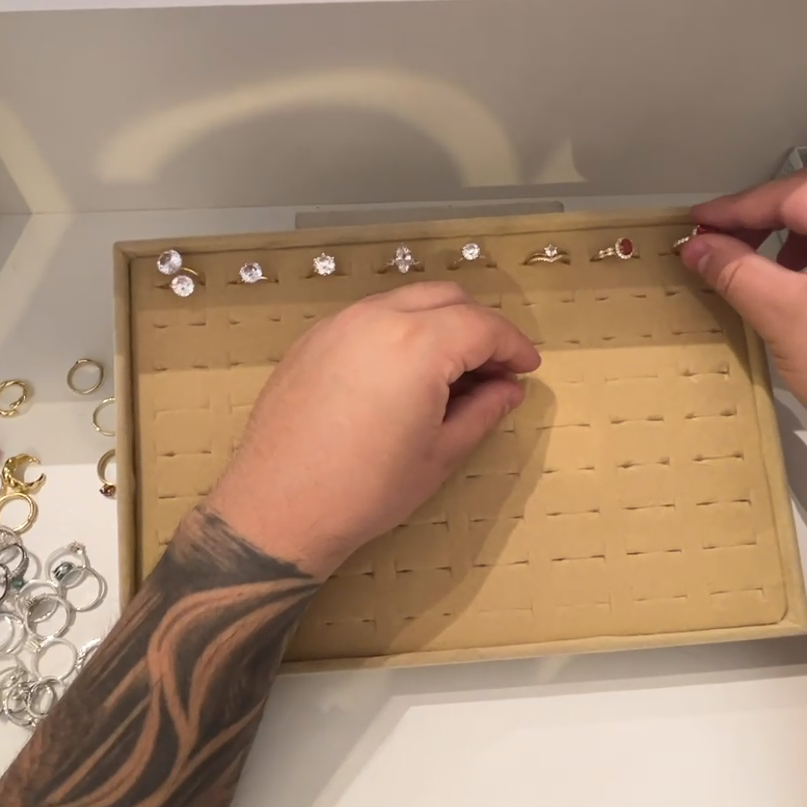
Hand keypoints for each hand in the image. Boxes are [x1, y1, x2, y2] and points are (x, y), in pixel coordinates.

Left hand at [203, 282, 540, 575]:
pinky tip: (401, 374)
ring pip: (405, 303)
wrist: (279, 507)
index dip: (513, 345)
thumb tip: (508, 389)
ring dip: (438, 324)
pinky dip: (399, 331)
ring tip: (449, 373)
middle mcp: (376, 317)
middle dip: (479, 327)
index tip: (527, 369)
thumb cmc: (366, 490)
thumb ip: (482, 411)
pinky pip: (369, 318)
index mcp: (417, 343)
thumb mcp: (439, 454)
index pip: (482, 325)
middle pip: (446, 299)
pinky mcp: (312, 339)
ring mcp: (338, 323)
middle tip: (492, 370)